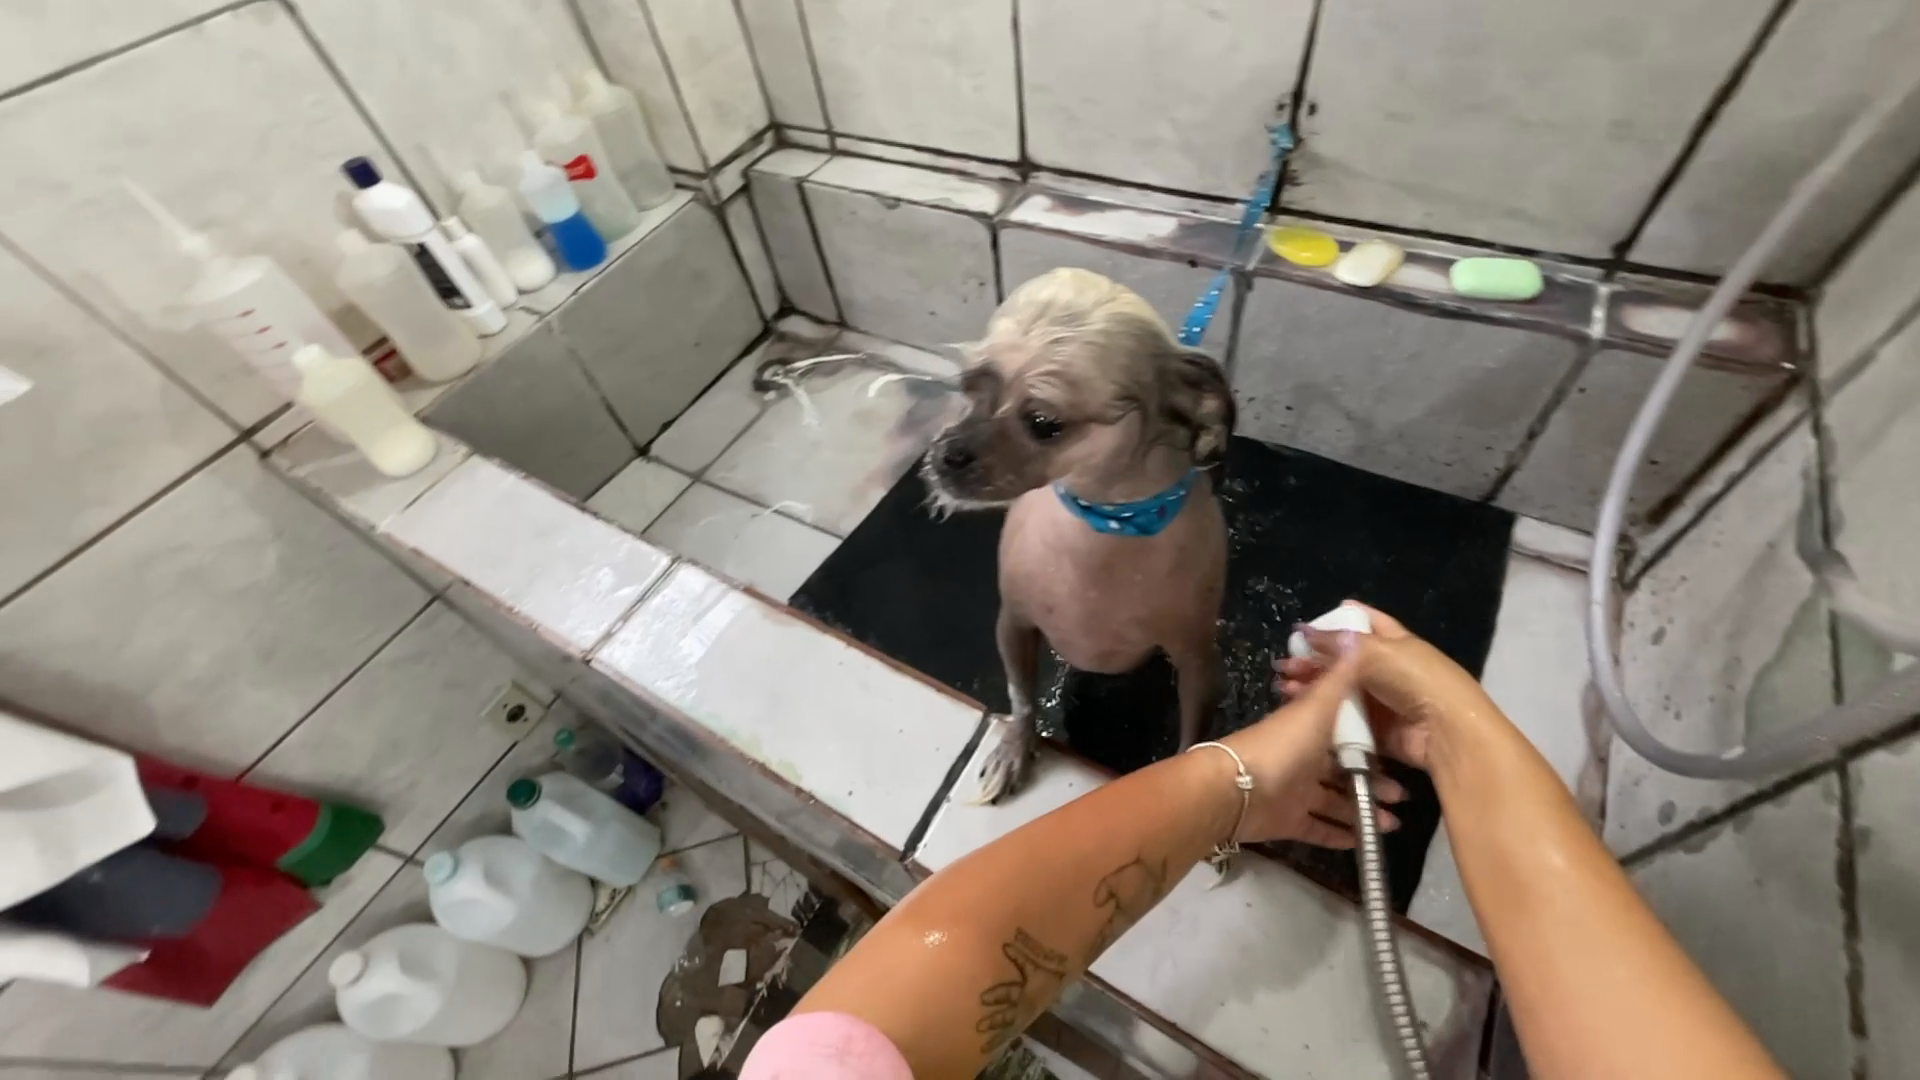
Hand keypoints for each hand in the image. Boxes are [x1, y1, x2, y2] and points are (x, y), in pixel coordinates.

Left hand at [1213, 641, 1405, 848]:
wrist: (1236, 789)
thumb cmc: (1281, 746)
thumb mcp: (1316, 709)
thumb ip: (1339, 680)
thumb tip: (1357, 639)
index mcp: (1306, 729)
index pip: (1342, 733)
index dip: (1369, 741)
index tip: (1400, 751)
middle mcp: (1299, 758)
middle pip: (1340, 769)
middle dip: (1372, 781)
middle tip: (1403, 796)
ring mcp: (1291, 790)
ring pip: (1333, 801)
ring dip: (1361, 811)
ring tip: (1392, 824)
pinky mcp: (1285, 820)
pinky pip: (1316, 828)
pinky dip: (1338, 835)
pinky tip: (1364, 843)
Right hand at [1270, 601, 1497, 772]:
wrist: (1447, 734)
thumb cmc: (1416, 681)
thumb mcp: (1377, 651)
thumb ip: (1338, 642)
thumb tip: (1303, 631)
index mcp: (1397, 643)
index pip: (1368, 622)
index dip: (1341, 619)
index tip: (1310, 623)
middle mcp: (1389, 669)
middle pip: (1344, 659)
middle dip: (1314, 658)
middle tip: (1286, 662)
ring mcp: (1382, 699)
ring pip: (1338, 687)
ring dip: (1311, 683)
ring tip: (1283, 683)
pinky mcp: (1374, 726)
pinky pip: (1341, 714)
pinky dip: (1319, 708)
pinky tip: (1296, 703)